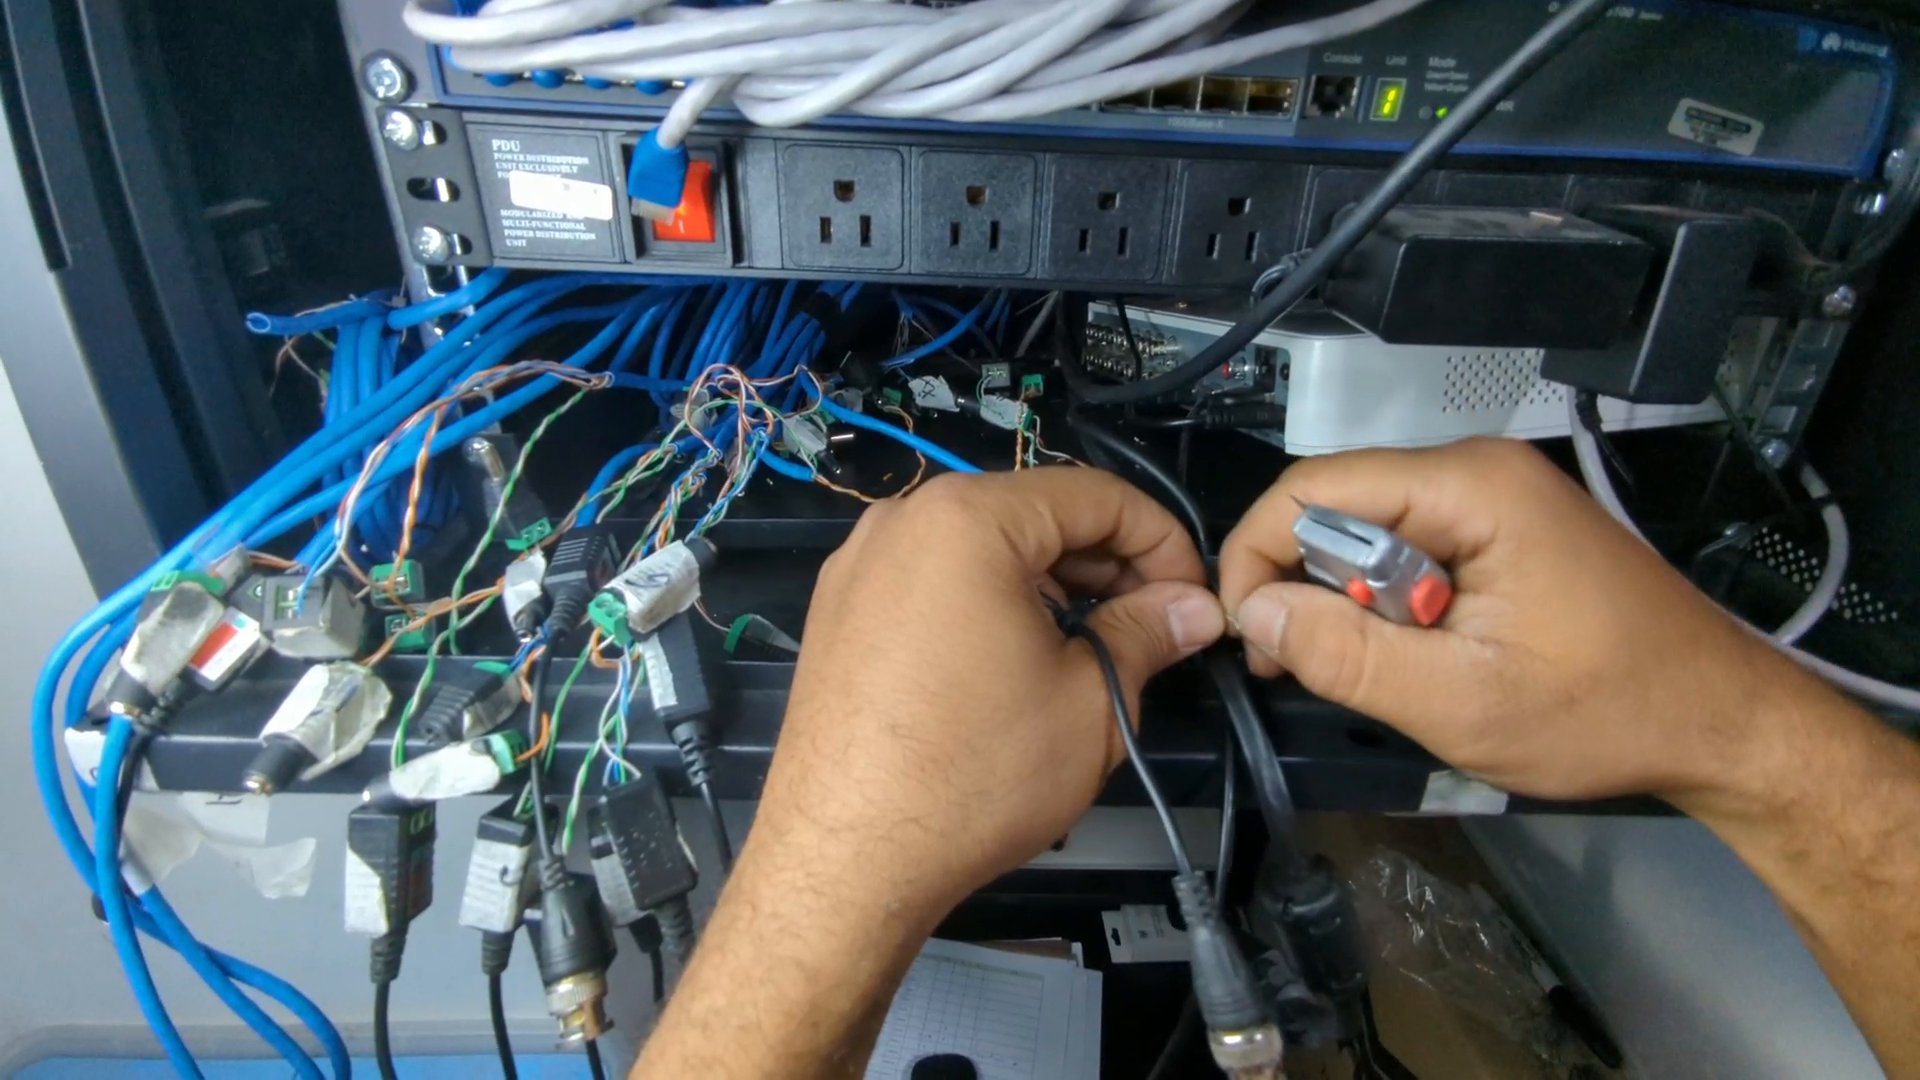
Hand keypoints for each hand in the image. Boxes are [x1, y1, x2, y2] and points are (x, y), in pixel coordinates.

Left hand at [755, 467, 1225, 918]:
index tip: (1190, 595)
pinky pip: (935, 576)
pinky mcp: (840, 607)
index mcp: (967, 517)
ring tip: (1087, 645)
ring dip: (1050, 583)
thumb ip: (1149, 632)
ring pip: (983, 546)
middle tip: (1150, 625)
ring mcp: (861, 561)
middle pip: (1033, 515)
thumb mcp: (1089, 699)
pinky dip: (989, 598)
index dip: (1161, 540)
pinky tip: (1014, 655)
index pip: (1094, 495)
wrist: (842, 858)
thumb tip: (1195, 607)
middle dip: (1105, 565)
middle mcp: (903, 519)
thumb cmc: (974, 771)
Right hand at [1216, 437, 1826, 802]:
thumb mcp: (1460, 700)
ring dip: (1331, 594)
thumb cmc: (1608, 715)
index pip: (1309, 490)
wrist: (1729, 728)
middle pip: (1327, 504)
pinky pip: (1389, 543)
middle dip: (1292, 580)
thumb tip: (1251, 613)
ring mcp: (1481, 493)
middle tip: (1288, 658)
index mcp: (1467, 486)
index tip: (1246, 631)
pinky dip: (1367, 596)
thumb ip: (1343, 654)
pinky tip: (1390, 642)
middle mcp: (1469, 469)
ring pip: (1352, 527)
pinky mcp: (1486, 524)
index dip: (1256, 554)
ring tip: (1345, 660)